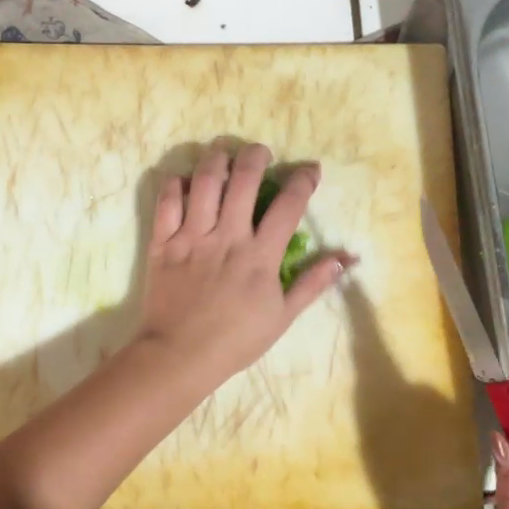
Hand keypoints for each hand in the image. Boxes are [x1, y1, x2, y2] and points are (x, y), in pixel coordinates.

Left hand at [136, 142, 347, 384]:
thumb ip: (312, 283)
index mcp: (261, 256)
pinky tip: (185, 181)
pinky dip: (176, 184)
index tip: (309, 170)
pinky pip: (167, 201)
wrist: (178, 356)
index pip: (289, 204)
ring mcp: (192, 237)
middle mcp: (227, 237)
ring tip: (223, 155)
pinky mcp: (162, 243)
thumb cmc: (235, 341)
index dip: (303, 180)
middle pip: (244, 179)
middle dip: (256, 155)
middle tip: (260, 152)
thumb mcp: (282, 317)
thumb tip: (346, 258)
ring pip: (204, 181)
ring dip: (217, 159)